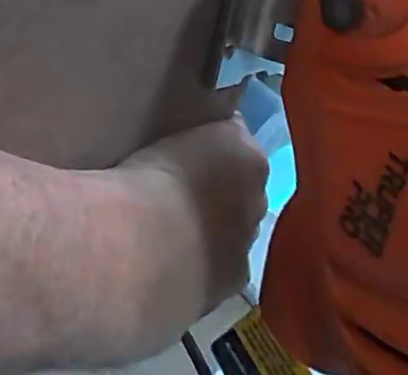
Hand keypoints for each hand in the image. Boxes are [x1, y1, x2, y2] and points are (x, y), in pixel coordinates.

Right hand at [102, 118, 270, 356]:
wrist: (149, 242)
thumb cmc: (155, 174)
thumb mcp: (171, 129)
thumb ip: (195, 131)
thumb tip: (196, 137)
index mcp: (247, 152)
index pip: (237, 134)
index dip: (215, 139)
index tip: (192, 143)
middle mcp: (258, 194)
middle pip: (244, 183)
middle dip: (223, 183)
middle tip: (185, 184)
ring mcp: (248, 239)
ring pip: (237, 224)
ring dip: (219, 222)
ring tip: (179, 223)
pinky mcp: (234, 279)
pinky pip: (225, 260)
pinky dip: (210, 256)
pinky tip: (182, 255)